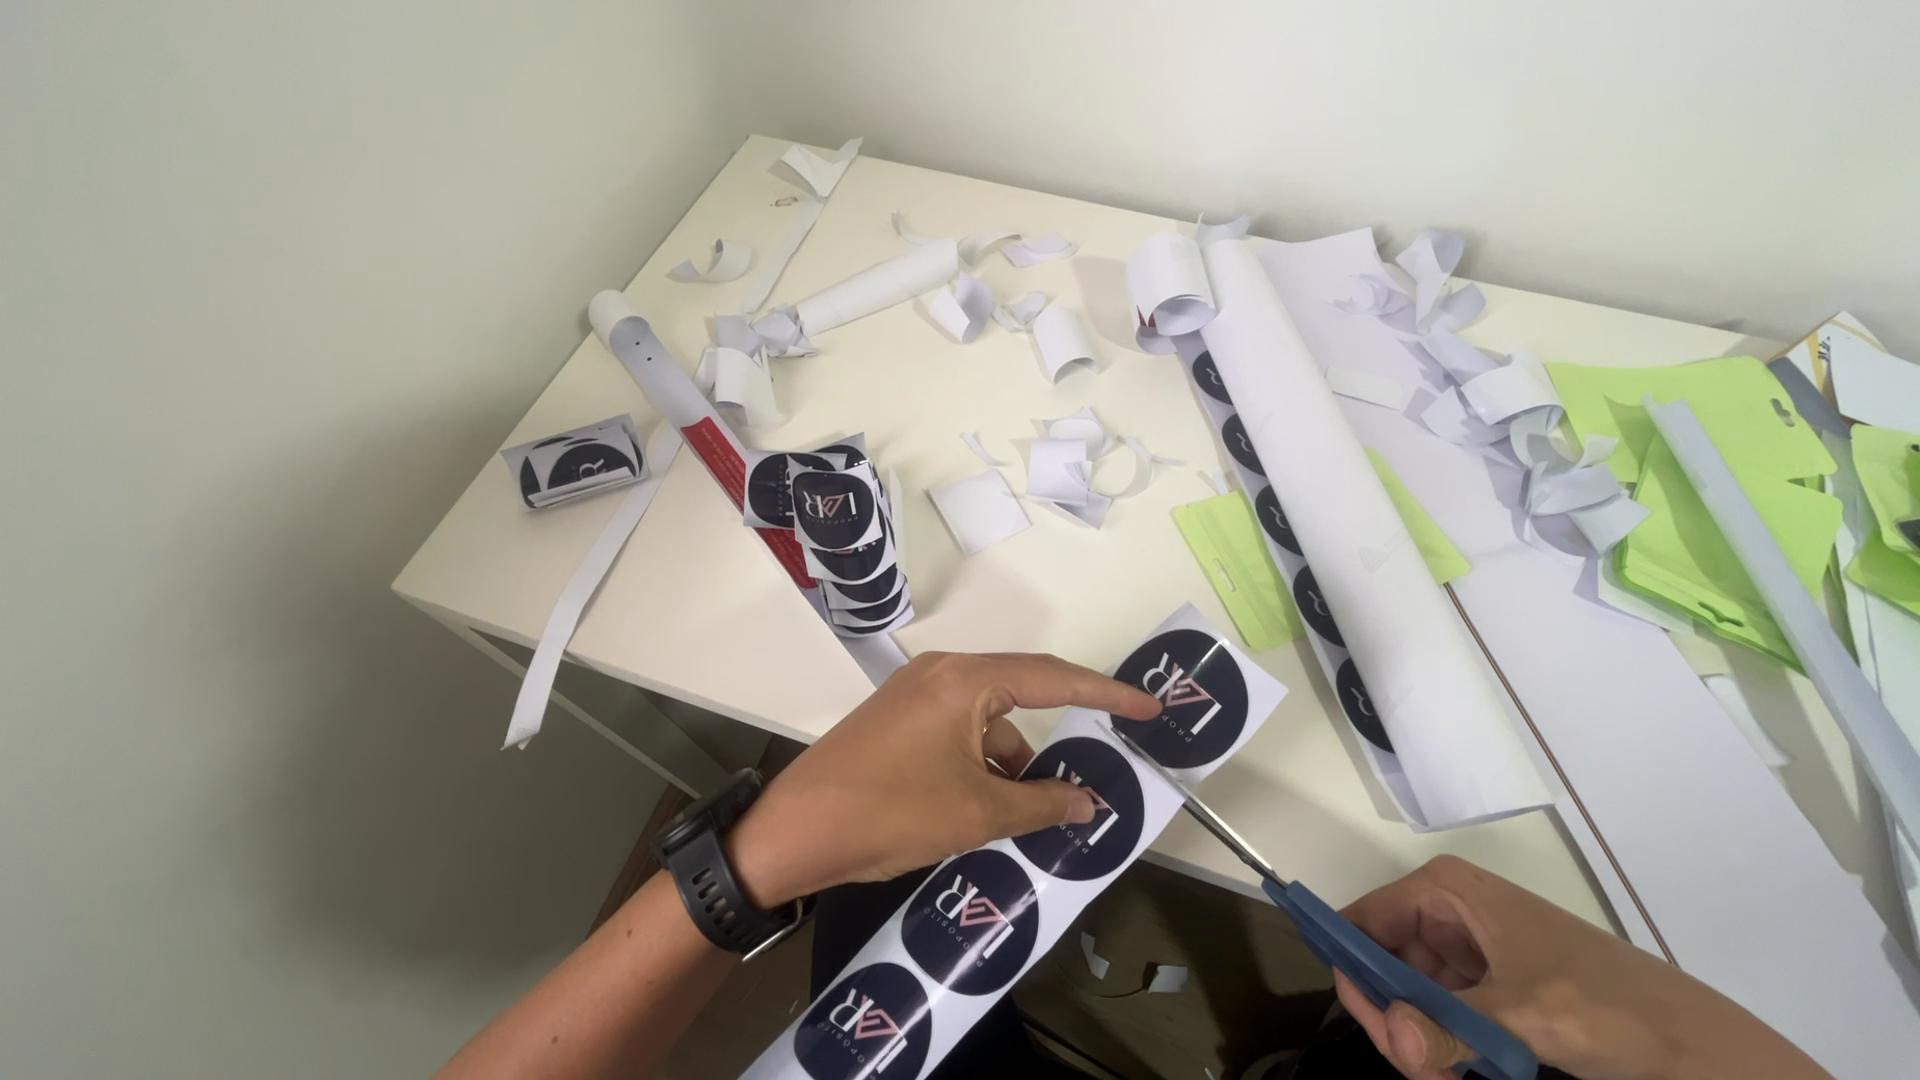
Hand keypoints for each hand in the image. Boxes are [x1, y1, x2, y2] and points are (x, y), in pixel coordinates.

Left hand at [725, 652, 1160, 907]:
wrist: (794, 832)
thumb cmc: (891, 813)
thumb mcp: (977, 813)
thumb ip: (1042, 802)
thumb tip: (1088, 801)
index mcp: (964, 680)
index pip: (1053, 678)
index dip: (1106, 693)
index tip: (1146, 704)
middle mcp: (941, 672)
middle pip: (1020, 693)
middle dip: (1056, 733)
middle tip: (1096, 759)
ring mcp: (915, 693)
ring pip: (987, 719)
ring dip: (1012, 759)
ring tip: (1028, 810)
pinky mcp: (898, 718)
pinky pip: (959, 730)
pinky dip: (981, 762)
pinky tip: (985, 804)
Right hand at [1334, 855, 1830, 1079]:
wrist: (1710, 1051)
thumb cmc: (1614, 1009)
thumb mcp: (1531, 1018)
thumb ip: (1453, 1029)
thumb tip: (1391, 1038)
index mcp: (1445, 891)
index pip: (1363, 920)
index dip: (1354, 969)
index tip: (1376, 1030)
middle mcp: (1446, 911)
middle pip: (1382, 961)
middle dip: (1393, 1018)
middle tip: (1420, 1069)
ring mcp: (1466, 950)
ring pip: (1408, 993)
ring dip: (1418, 1039)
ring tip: (1451, 1077)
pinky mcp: (1486, 986)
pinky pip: (1439, 1013)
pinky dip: (1443, 1046)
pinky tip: (1464, 1072)